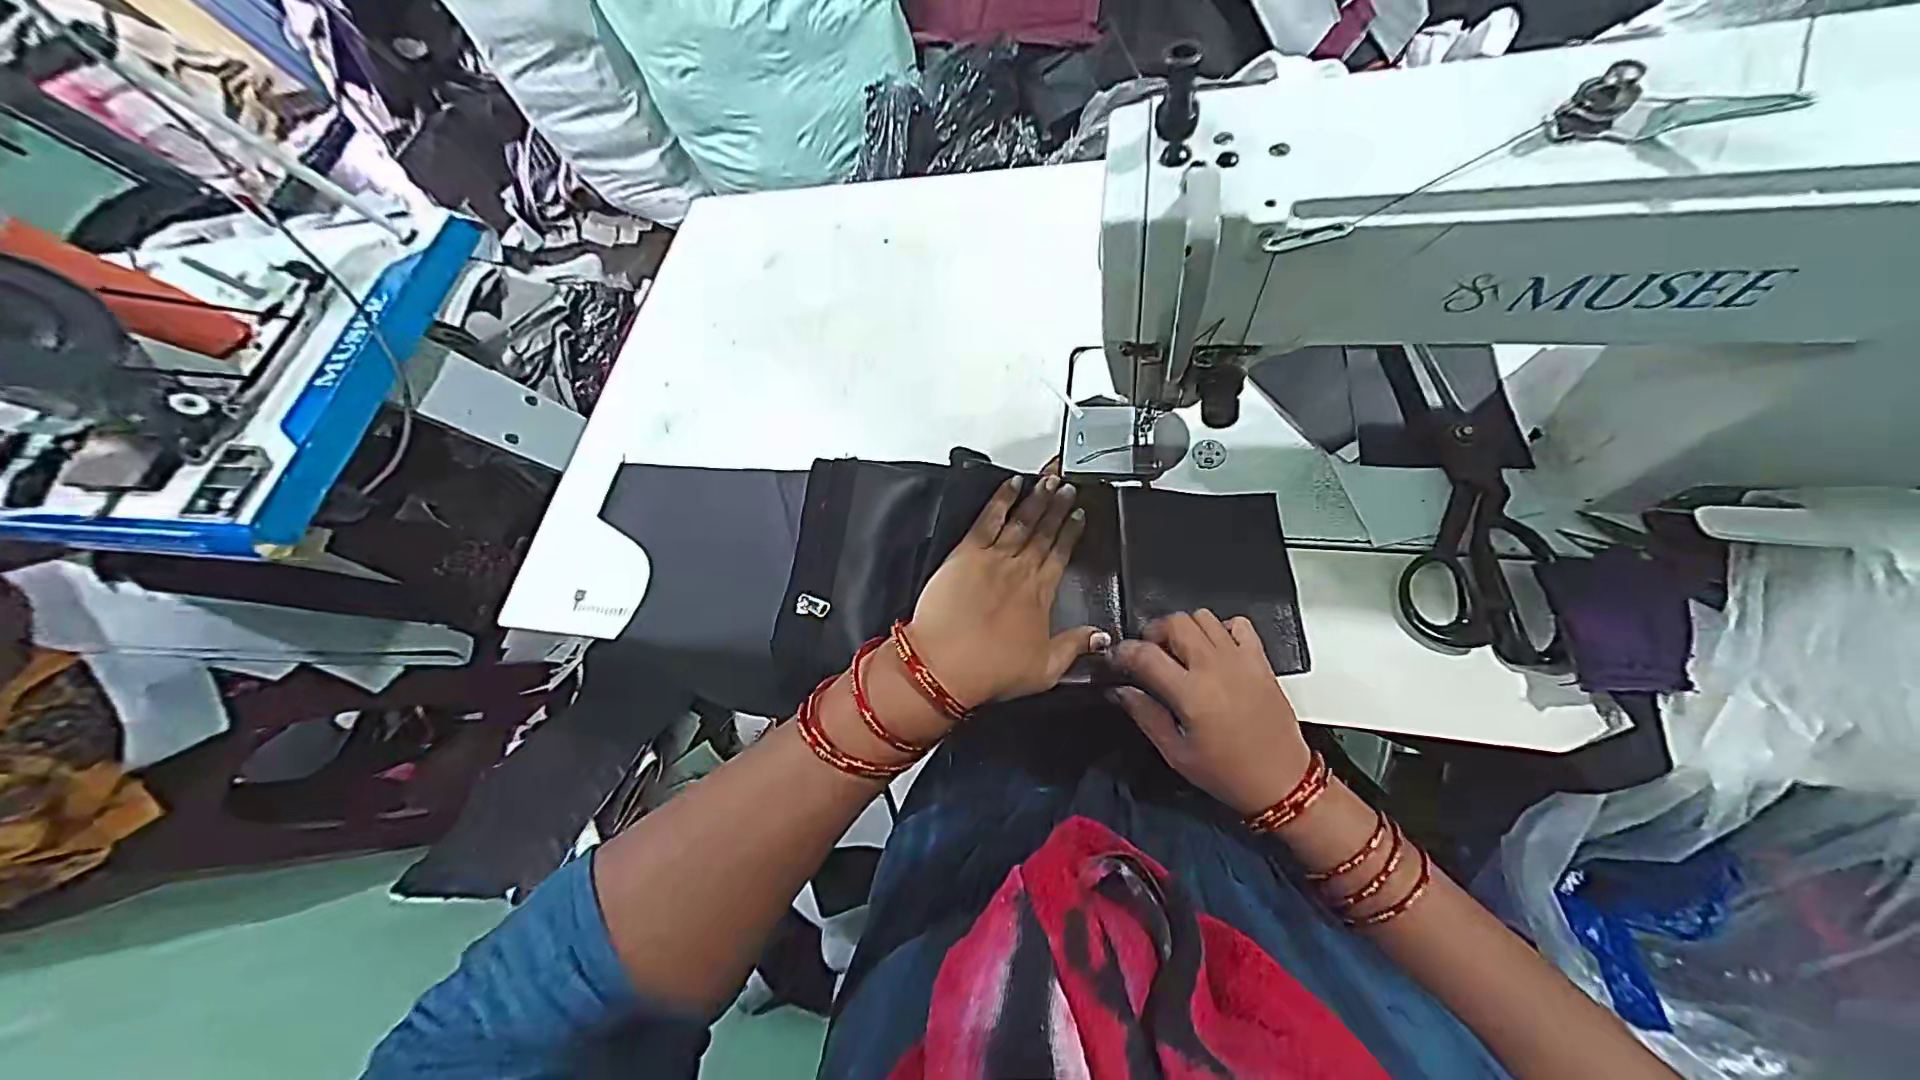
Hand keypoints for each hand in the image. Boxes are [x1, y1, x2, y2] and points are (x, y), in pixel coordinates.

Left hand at [906, 473, 1108, 709]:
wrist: (945, 665)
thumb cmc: (990, 670)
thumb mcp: (1044, 670)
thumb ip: (1075, 648)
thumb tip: (1101, 637)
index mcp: (1040, 594)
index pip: (1061, 554)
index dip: (1071, 532)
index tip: (1078, 515)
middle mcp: (1020, 570)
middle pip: (1044, 531)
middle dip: (1058, 507)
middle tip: (1067, 488)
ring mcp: (993, 558)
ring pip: (1021, 520)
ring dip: (1036, 498)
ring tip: (1048, 480)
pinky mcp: (965, 554)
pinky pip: (987, 519)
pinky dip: (1001, 499)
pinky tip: (1011, 485)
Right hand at [1108, 611, 1312, 815]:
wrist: (1283, 782)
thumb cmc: (1231, 774)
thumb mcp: (1176, 753)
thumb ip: (1145, 715)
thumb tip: (1121, 692)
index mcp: (1192, 694)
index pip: (1145, 653)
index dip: (1123, 651)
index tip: (1117, 658)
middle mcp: (1216, 669)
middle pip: (1174, 622)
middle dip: (1153, 633)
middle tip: (1148, 652)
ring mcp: (1241, 661)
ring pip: (1203, 617)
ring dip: (1185, 629)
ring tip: (1180, 651)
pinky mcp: (1260, 662)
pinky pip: (1238, 625)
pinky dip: (1221, 629)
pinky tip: (1214, 650)